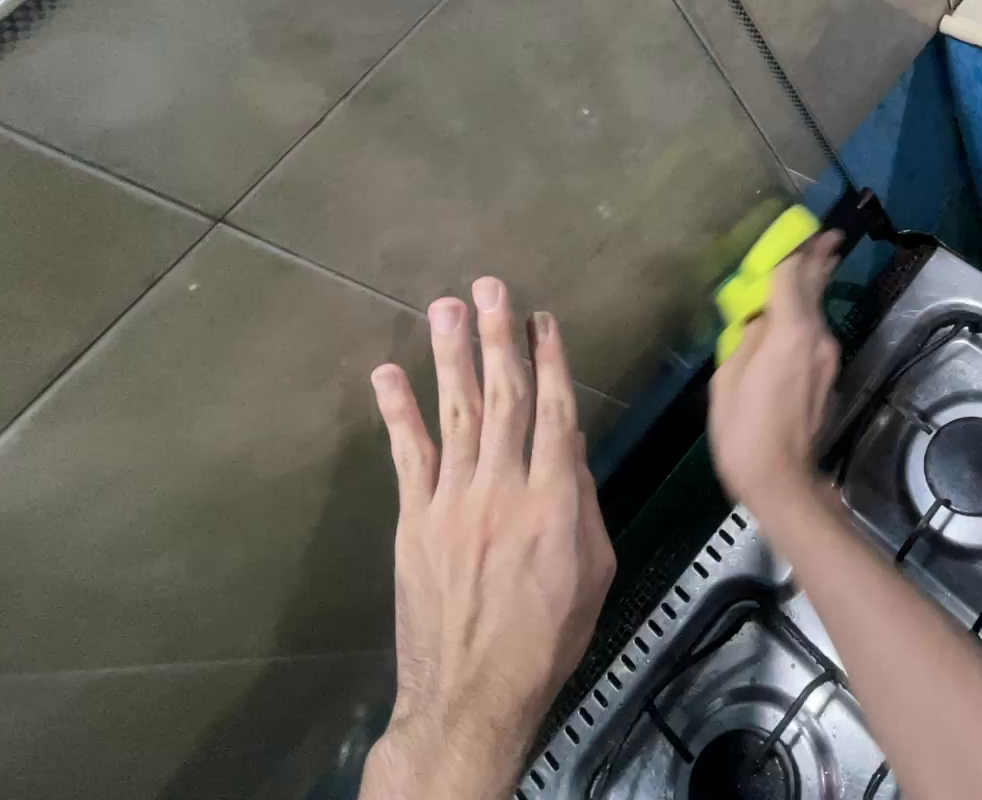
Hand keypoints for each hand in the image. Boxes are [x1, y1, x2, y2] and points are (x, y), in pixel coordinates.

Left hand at [361, 277, 614, 799]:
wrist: (474, 692)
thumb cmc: (551, 631)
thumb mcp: (594, 568)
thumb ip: (582, 502)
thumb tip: (569, 447)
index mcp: (555, 499)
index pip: (555, 411)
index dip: (551, 360)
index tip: (544, 319)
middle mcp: (502, 487)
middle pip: (504, 398)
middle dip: (499, 338)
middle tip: (491, 288)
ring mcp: (451, 501)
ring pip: (456, 414)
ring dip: (451, 357)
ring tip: (445, 309)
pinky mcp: (413, 521)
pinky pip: (406, 457)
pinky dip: (397, 413)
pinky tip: (387, 375)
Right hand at [708, 231, 843, 511]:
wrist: (783, 479)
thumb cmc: (744, 432)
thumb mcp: (729, 379)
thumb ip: (747, 339)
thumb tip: (759, 320)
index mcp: (789, 333)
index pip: (792, 277)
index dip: (791, 252)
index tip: (799, 231)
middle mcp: (817, 337)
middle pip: (816, 287)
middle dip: (819, 259)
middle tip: (827, 236)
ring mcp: (828, 356)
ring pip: (819, 310)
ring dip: (815, 285)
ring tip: (814, 262)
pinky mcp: (828, 373)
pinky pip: (816, 332)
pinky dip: (808, 314)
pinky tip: (798, 311)